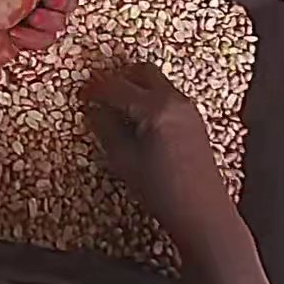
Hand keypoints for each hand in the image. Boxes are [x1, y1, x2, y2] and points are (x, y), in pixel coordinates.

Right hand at [82, 63, 233, 239]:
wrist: (202, 212)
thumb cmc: (160, 190)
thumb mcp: (124, 160)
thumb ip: (106, 128)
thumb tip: (93, 110)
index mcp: (156, 108)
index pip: (118, 87)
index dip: (95, 89)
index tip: (81, 94)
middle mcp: (175, 100)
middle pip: (142, 71)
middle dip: (118, 78)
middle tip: (99, 94)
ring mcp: (187, 108)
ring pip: (156, 82)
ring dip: (134, 88)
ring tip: (114, 109)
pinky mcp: (193, 120)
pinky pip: (166, 96)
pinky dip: (148, 99)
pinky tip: (136, 121)